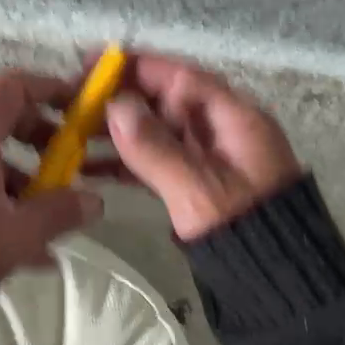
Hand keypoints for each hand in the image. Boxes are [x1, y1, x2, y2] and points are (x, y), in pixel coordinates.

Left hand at [0, 70, 104, 278]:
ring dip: (18, 186)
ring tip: (47, 227)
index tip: (76, 104)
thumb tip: (94, 202)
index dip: (47, 88)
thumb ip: (58, 214)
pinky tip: (19, 251)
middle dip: (39, 145)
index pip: (10, 88)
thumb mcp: (17, 234)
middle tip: (67, 170)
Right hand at [91, 52, 301, 240]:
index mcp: (233, 117)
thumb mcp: (194, 186)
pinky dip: (125, 162)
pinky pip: (156, 161)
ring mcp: (208, 157)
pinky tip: (88, 169)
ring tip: (70, 135)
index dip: (136, 67)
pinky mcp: (195, 184)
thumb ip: (153, 146)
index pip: (180, 77)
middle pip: (164, 102)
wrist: (274, 280)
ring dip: (115, 132)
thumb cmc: (240, 226)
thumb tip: (115, 105)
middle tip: (71, 102)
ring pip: (155, 132)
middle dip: (119, 100)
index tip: (93, 64)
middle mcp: (220, 129)